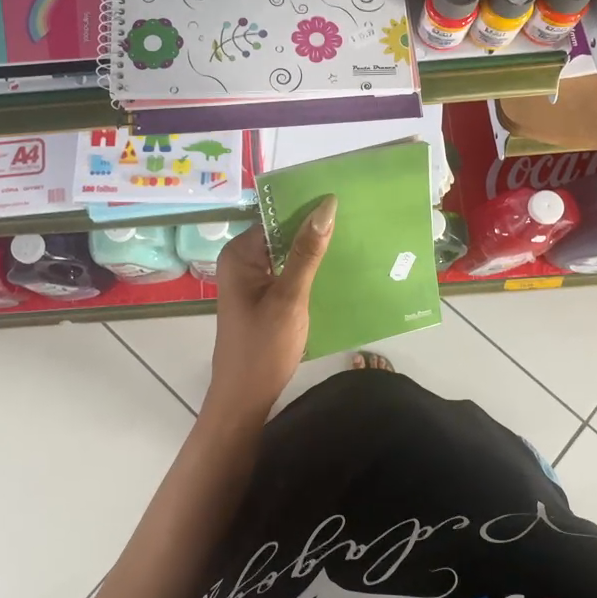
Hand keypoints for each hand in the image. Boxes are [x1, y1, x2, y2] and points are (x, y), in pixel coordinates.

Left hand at [205, 195, 334, 421]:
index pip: (276, 216)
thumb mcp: (290, 298)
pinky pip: (286, 270)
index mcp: (239, 253)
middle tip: (357, 218)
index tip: (344, 199)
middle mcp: (240, 259)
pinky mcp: (260, 295)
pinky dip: (307, 269)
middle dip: (313, 227)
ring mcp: (249, 278)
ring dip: (313, 249)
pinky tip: (336, 269)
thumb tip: (326, 206)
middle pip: (281, 232)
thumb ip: (307, 252)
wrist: (244, 398)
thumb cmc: (263, 348)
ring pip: (286, 252)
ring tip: (354, 239)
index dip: (308, 207)